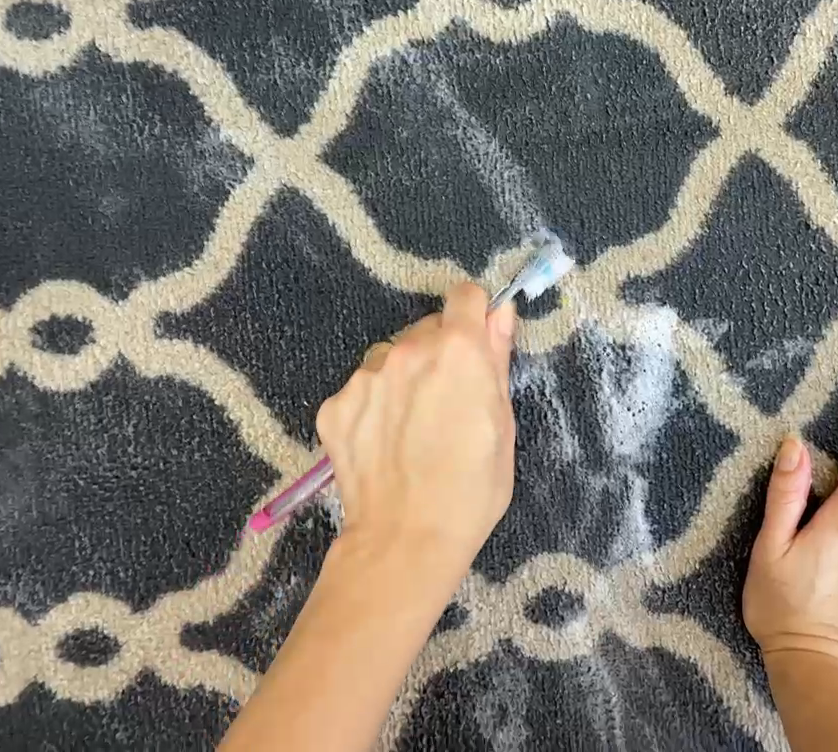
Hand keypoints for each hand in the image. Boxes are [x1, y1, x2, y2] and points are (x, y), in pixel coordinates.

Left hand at [313, 282, 516, 581]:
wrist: (406, 542)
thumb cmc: (473, 487)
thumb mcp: (503, 422)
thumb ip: (498, 358)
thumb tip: (501, 311)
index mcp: (458, 349)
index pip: (465, 295)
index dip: (474, 316)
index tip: (476, 345)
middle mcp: (408, 350)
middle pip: (429, 327)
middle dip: (441, 352)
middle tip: (448, 401)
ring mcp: (365, 377)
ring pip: (392, 356)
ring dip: (405, 375)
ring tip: (412, 426)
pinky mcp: (334, 405)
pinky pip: (363, 388)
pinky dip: (374, 406)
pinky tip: (384, 443)